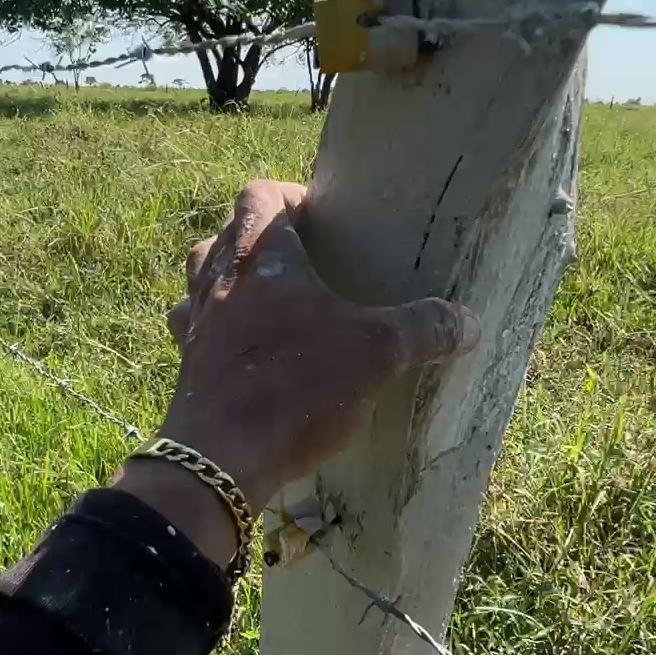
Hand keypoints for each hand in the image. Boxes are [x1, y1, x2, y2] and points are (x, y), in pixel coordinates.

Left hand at [152, 180, 478, 509]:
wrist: (222, 459)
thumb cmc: (296, 389)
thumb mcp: (375, 355)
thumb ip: (424, 331)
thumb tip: (470, 322)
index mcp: (259, 258)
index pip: (257, 195)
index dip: (287, 195)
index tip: (318, 218)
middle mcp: (217, 280)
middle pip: (224, 233)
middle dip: (258, 238)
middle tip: (298, 260)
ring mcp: (193, 322)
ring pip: (199, 277)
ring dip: (227, 277)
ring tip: (265, 297)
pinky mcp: (185, 363)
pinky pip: (191, 326)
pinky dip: (213, 325)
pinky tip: (240, 346)